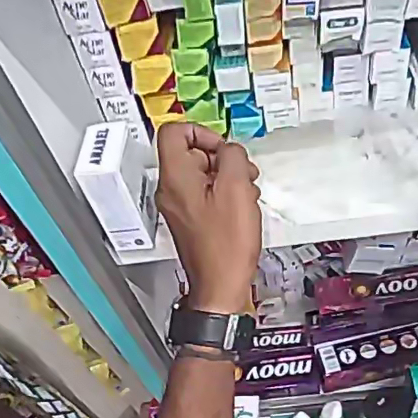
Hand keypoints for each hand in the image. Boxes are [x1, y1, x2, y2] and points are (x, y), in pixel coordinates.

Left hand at [155, 123, 260, 313]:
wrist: (221, 286)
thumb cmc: (225, 247)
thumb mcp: (237, 189)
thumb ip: (233, 157)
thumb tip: (231, 150)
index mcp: (176, 178)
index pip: (174, 132)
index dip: (202, 132)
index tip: (224, 148)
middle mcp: (171, 190)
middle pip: (191, 153)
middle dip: (222, 158)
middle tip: (243, 173)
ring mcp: (179, 207)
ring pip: (201, 174)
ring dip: (227, 177)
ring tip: (246, 192)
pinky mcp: (190, 221)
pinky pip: (205, 195)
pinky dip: (224, 194)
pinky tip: (241, 208)